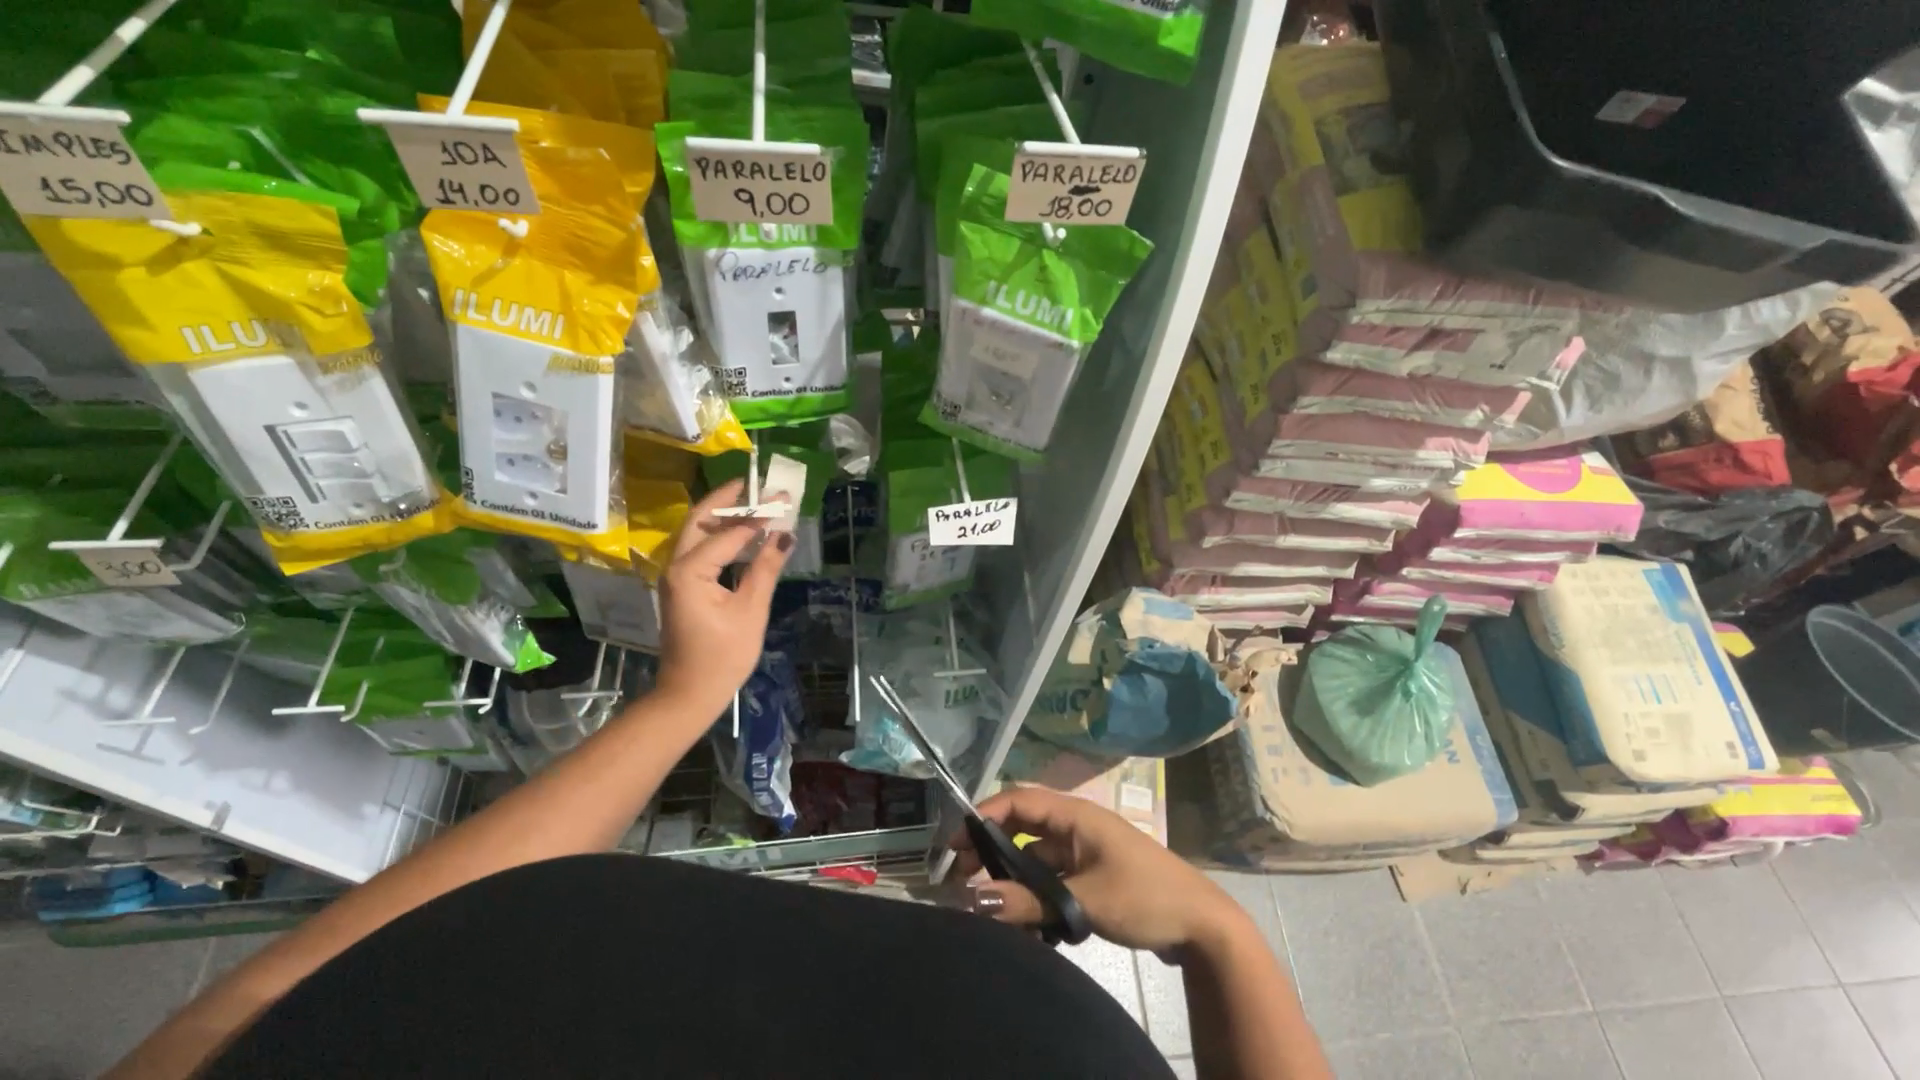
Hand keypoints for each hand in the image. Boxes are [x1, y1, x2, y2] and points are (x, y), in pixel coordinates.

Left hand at [656, 479, 791, 713]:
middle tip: (757, 482)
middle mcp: (675, 565)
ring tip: (754, 501)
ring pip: (697, 532)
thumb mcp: (750, 612)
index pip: (728, 532)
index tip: (783, 496)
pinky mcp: (681, 585)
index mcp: (689, 570)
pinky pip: (699, 549)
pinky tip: (743, 533)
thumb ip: (765, 569)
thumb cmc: (722, 658)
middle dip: (729, 500)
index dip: (758, 515)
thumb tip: (784, 535)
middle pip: (701, 520)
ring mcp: (675, 575)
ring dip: (724, 515)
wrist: (689, 693)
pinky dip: (720, 535)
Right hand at [951, 786, 1245, 953]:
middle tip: (965, 885)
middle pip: (1021, 830)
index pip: (1018, 800)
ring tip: (991, 912)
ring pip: (1034, 861)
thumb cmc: (1145, 898)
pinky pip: (1051, 882)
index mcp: (1076, 817)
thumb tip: (971, 899)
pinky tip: (1026, 927)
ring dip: (1013, 882)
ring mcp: (1085, 854)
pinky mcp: (1092, 880)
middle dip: (990, 853)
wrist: (1204, 927)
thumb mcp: (1083, 901)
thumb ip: (1027, 901)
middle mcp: (1077, 829)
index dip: (982, 817)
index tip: (954, 847)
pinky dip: (1034, 899)